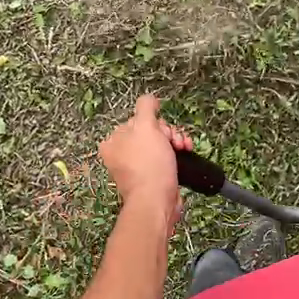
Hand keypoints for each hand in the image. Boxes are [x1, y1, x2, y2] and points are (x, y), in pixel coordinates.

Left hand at [98, 93, 188, 223]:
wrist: (157, 199)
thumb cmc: (149, 163)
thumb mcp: (146, 126)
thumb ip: (146, 107)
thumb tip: (149, 99)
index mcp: (113, 142)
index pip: (139, 120)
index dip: (155, 123)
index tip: (163, 132)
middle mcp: (122, 154)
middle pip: (152, 130)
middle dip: (168, 133)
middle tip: (173, 142)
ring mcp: (137, 166)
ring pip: (161, 142)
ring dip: (176, 141)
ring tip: (184, 148)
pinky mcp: (152, 175)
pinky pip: (166, 156)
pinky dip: (176, 154)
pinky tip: (185, 154)